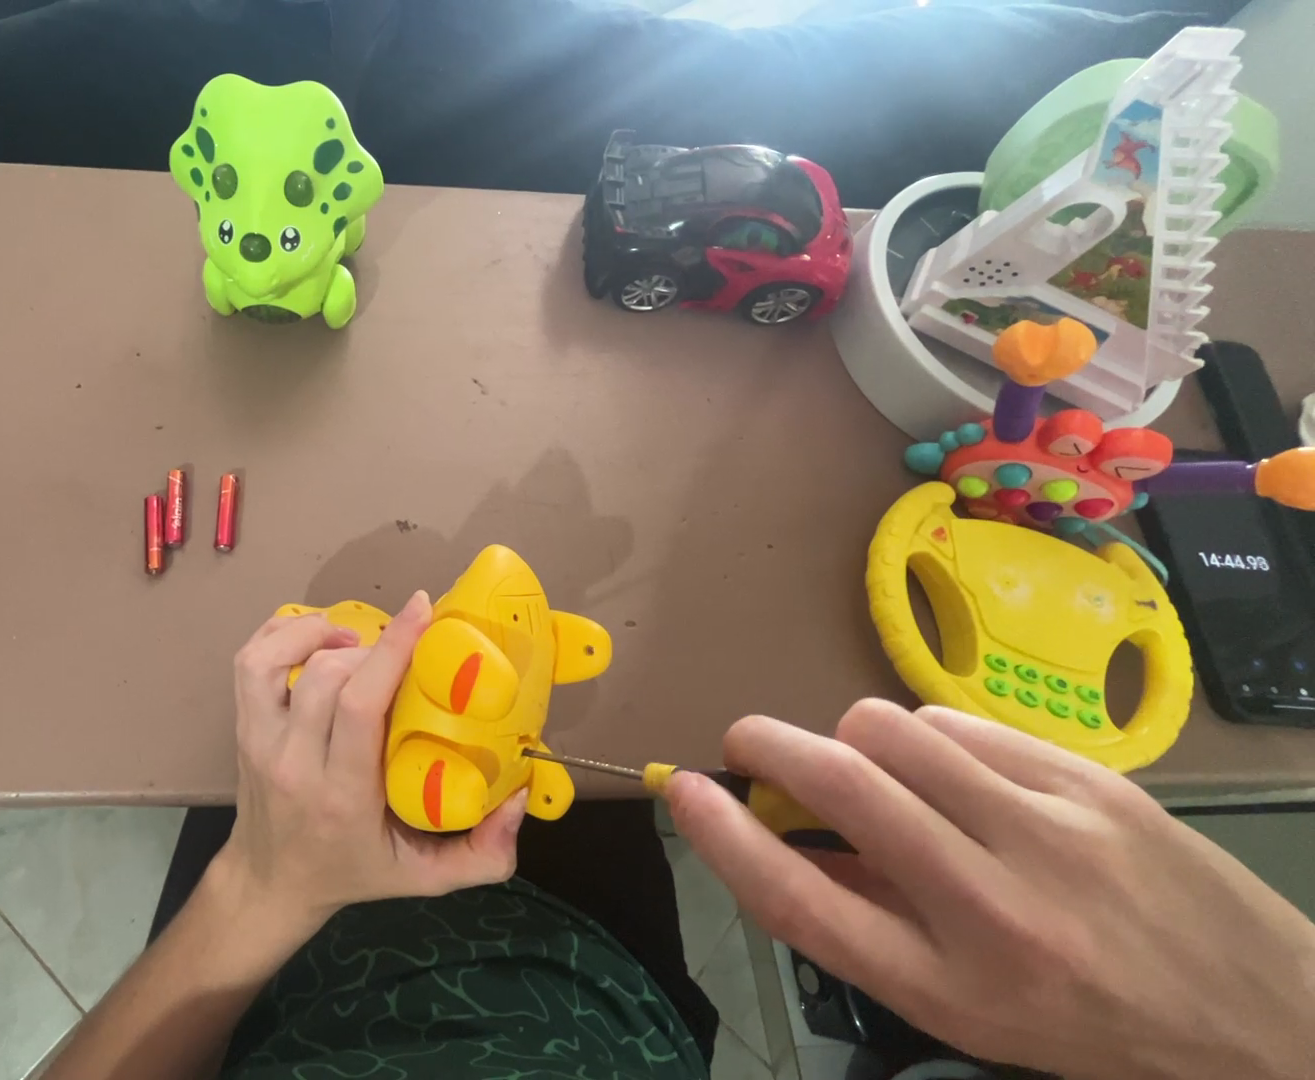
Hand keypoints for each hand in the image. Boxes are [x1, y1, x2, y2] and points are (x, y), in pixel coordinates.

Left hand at [209, 592, 525, 934]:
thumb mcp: (425, 879)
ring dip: (318, 633)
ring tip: (354, 637)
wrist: (271, 883)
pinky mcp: (242, 726)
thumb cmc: (353, 872)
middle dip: (370, 646)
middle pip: (325, 675)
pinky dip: (282, 633)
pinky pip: (250, 660)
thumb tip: (519, 797)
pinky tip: (317, 638)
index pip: (359, 704)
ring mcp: (258, 741)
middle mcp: (293, 762)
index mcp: (342, 794)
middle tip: (403, 647)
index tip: (423, 610)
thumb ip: (484, 854)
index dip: (392, 648)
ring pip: (275, 660)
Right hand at [667, 699, 1314, 1079]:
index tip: (682, 788)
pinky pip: (953, 721)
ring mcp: (1053, 833)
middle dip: (764, 744)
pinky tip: (960, 778)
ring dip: (850, 741)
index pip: (800, 898)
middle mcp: (995, 908)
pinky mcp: (1092, 783)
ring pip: (887, 727)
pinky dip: (925, 740)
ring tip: (878, 772)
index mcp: (945, 984)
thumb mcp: (952, 1004)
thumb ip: (852, 911)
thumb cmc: (1080, 1027)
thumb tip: (765, 828)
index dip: (723, 836)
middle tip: (748, 748)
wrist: (1280, 1034)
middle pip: (838, 783)